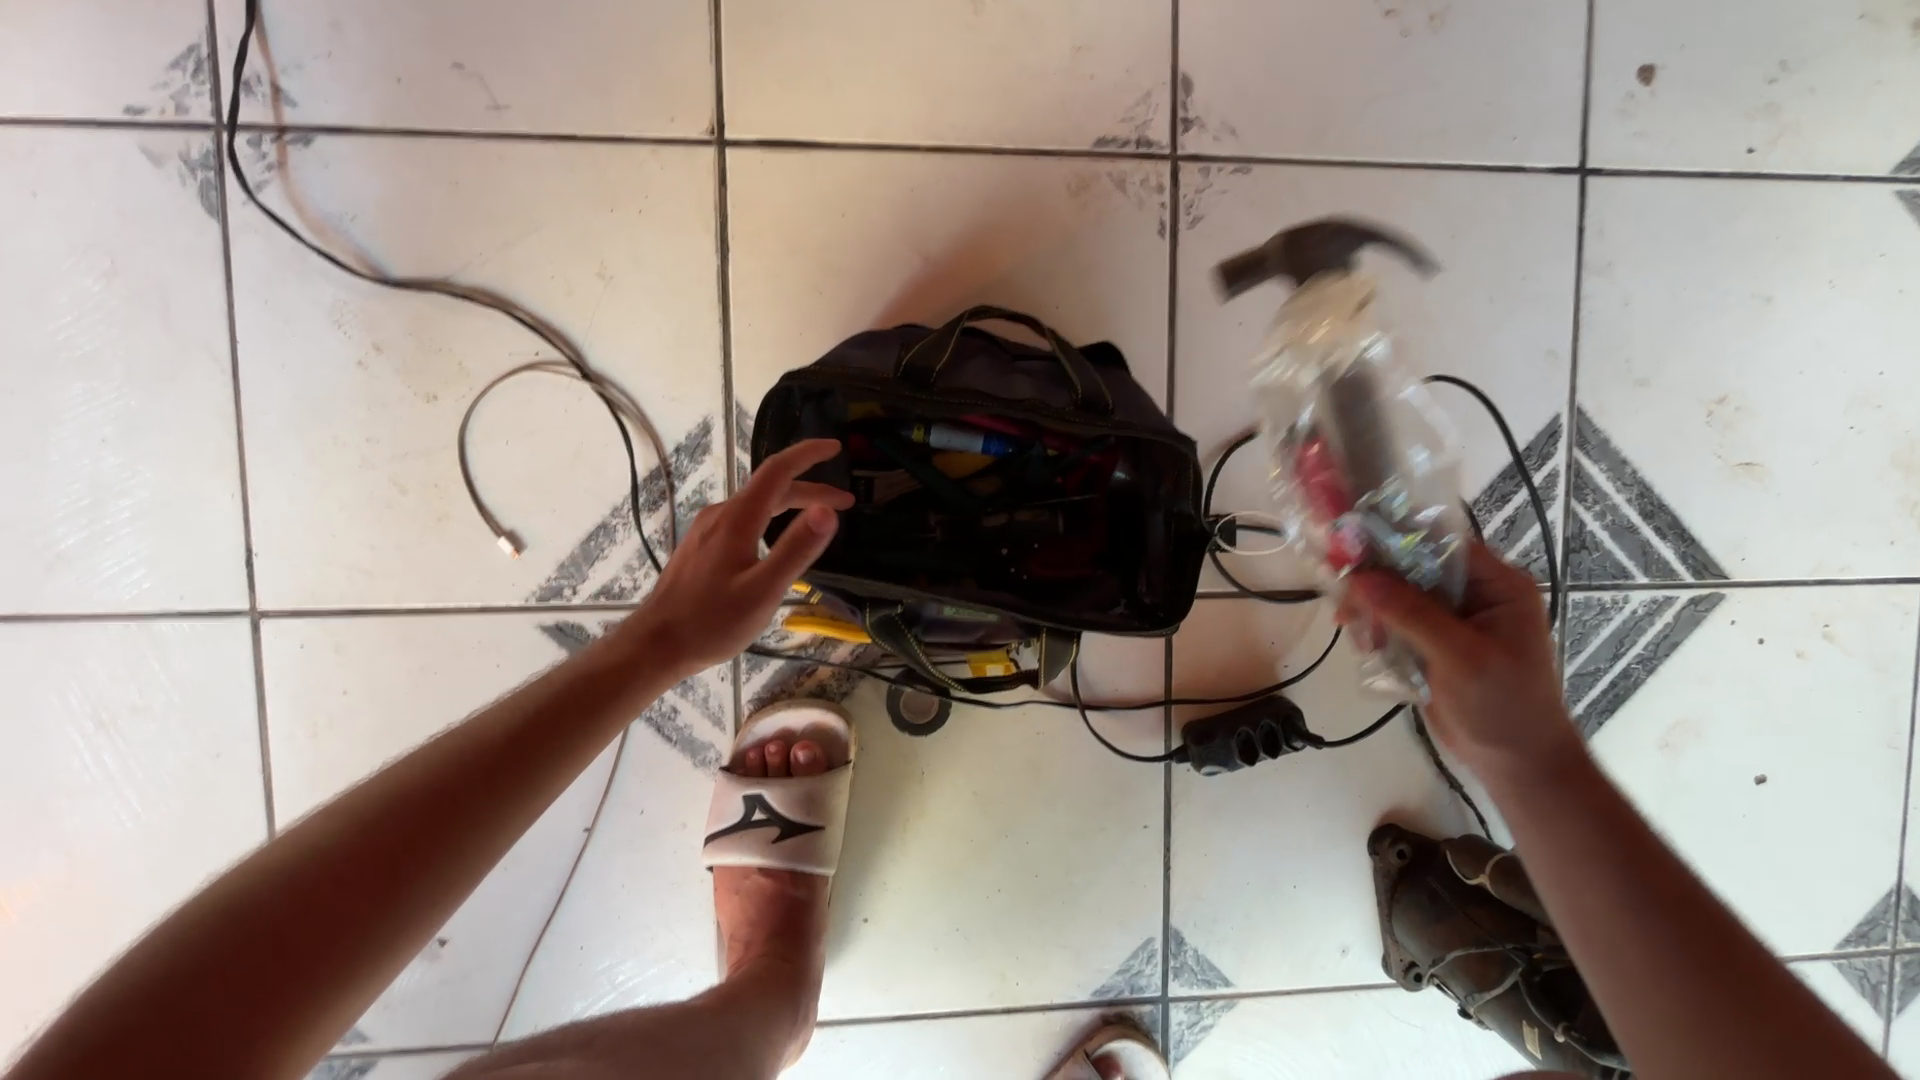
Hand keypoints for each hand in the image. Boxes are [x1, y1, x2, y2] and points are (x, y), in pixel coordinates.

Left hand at [623, 439, 852, 676]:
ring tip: (818, 519)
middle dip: (811, 490)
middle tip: (847, 503)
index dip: (808, 455)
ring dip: (792, 504)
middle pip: (771, 489)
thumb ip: (797, 549)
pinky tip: (778, 540)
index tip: (836, 449)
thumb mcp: (764, 590)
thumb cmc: (711, 622)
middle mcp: (721, 515)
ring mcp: (708, 530)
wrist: (656, 645)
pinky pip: (744, 520)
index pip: (778, 471)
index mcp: (738, 520)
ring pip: (757, 505)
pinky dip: (772, 518)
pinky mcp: (702, 546)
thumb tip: (828, 511)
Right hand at [1345, 541, 1584, 781]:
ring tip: (1353, 630)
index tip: (1349, 545)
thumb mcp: (1460, 656)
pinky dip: (1376, 628)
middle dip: (1375, 579)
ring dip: (1371, 608)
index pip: (1441, 544)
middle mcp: (1475, 594)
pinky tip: (1366, 646)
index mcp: (1498, 586)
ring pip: (1397, 594)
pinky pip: (1395, 620)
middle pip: (1412, 566)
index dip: (1394, 540)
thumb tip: (1360, 576)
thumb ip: (1412, 614)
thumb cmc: (1503, 706)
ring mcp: (1452, 619)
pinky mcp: (1433, 642)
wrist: (1517, 763)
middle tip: (1342, 595)